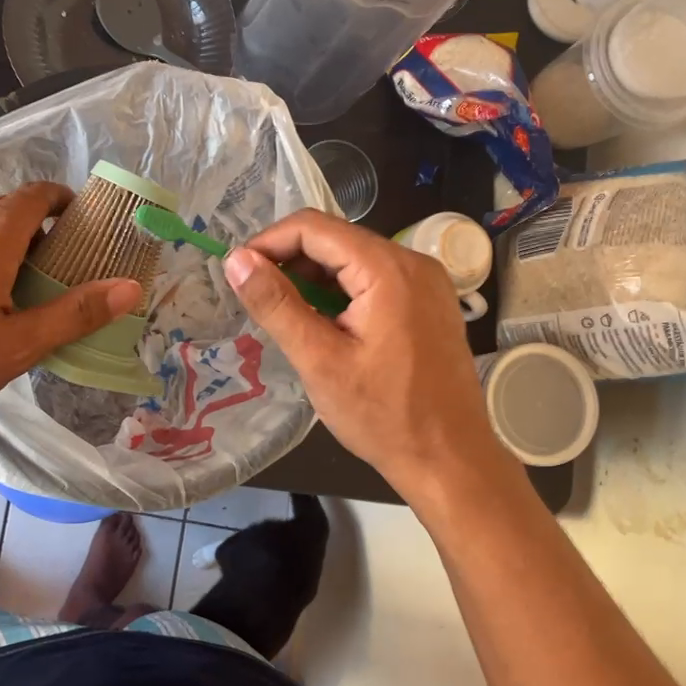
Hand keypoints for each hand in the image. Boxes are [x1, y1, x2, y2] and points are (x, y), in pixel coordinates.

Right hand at [224, 209, 517, 501]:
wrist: (448, 458)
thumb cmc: (382, 414)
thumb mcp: (319, 360)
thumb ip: (276, 305)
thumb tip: (236, 261)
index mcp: (387, 269)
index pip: (314, 228)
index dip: (268, 242)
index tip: (237, 273)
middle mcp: (413, 262)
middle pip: (336, 239)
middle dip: (289, 260)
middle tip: (255, 298)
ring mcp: (426, 282)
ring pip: (353, 260)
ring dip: (313, 278)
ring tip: (285, 316)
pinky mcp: (428, 303)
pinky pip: (374, 280)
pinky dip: (340, 292)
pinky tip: (322, 325)